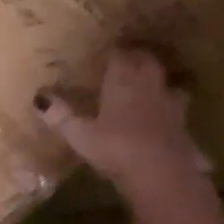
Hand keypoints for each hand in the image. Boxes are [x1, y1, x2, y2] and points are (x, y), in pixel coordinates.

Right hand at [38, 48, 206, 199]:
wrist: (161, 172)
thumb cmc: (115, 148)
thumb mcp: (79, 134)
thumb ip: (60, 115)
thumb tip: (39, 97)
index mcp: (123, 83)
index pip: (120, 56)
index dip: (113, 51)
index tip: (105, 50)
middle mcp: (149, 86)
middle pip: (147, 62)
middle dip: (137, 57)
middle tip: (127, 58)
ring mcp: (170, 105)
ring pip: (167, 81)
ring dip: (157, 78)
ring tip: (148, 82)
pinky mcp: (183, 125)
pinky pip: (177, 105)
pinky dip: (170, 103)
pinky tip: (164, 112)